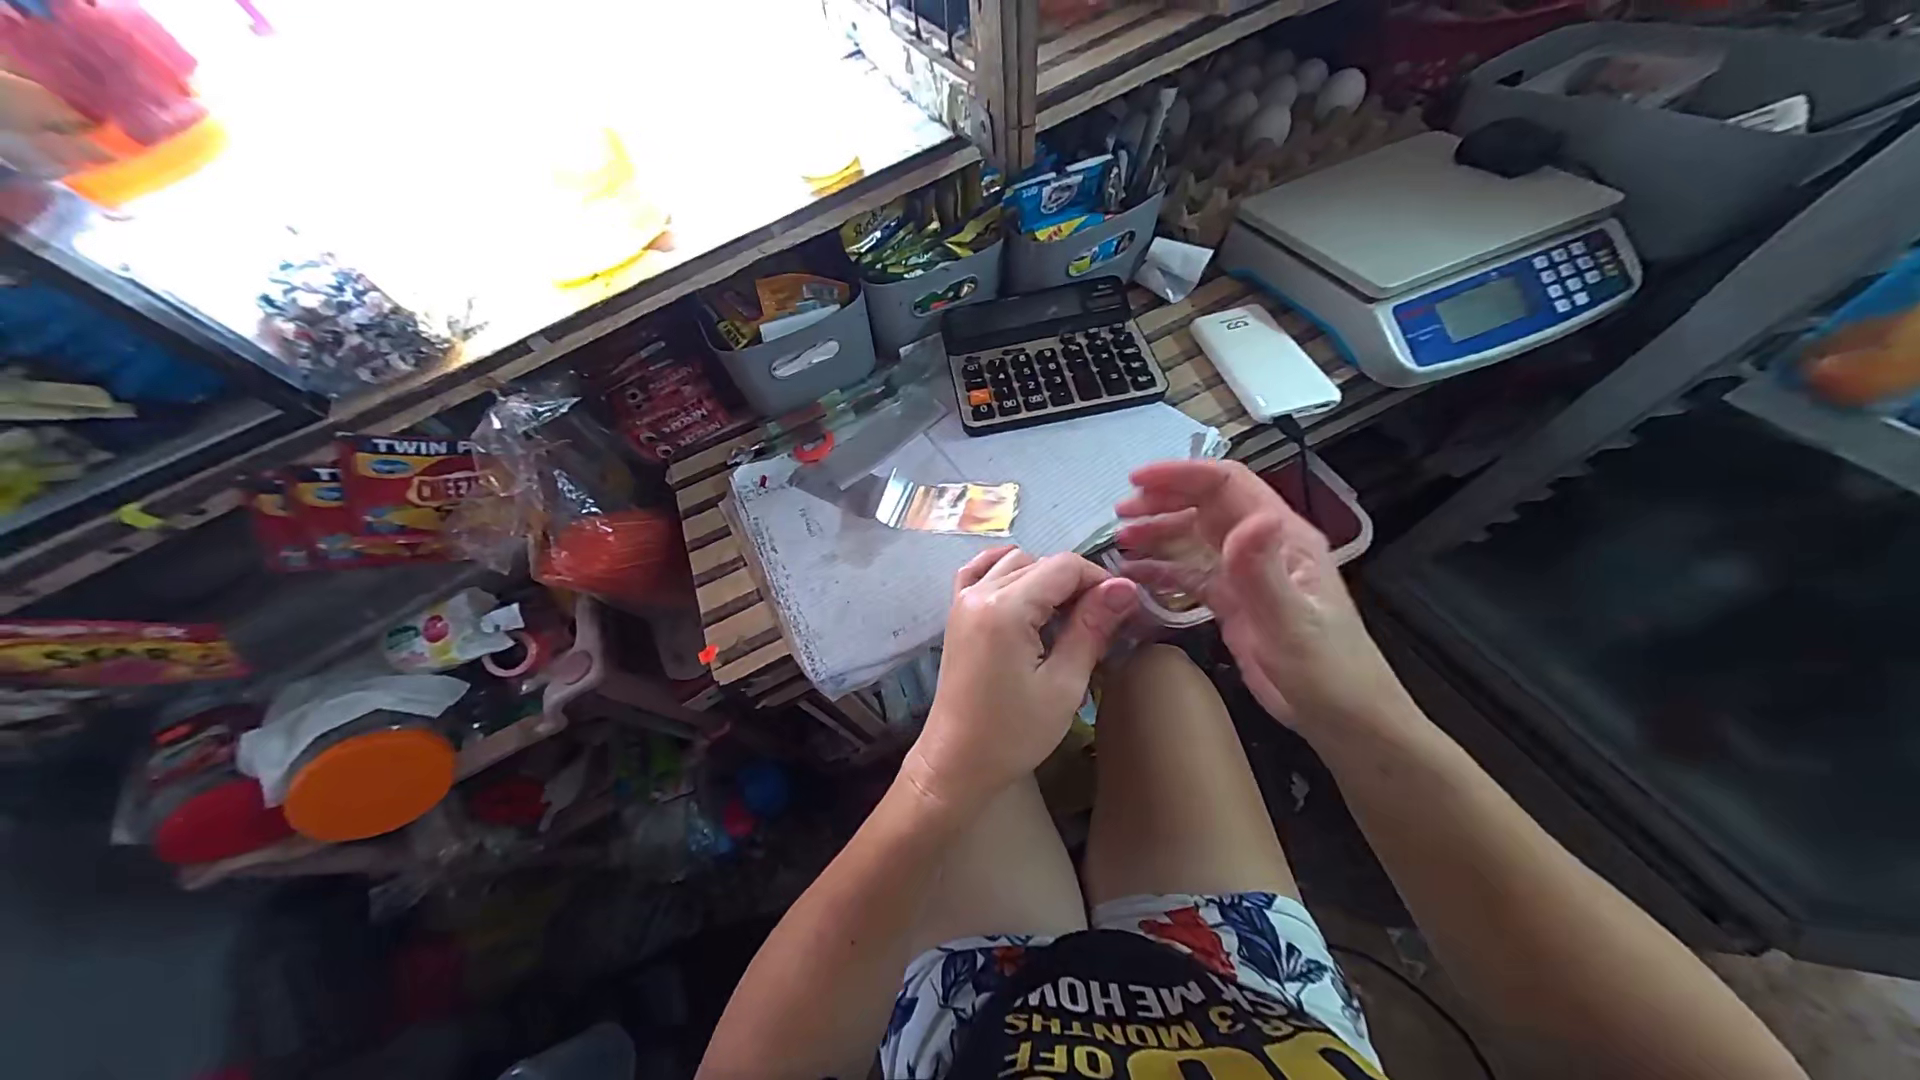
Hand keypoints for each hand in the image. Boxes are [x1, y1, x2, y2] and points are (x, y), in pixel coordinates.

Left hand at [904, 547, 1138, 809]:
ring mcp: (962, 600)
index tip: (1122, 608)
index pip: (1063, 566)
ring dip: (1045, 578)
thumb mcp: (1063, 685)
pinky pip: (980, 571)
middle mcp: (979, 593)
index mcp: (1005, 608)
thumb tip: (1124, 587)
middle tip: (1100, 621)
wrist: (956, 762)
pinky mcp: (956, 613)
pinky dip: (1006, 571)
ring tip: (1065, 616)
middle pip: (1040, 561)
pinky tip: (1026, 591)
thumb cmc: (1012, 734)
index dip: (1099, 580)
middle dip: (1076, 582)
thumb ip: (1091, 628)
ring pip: (1014, 562)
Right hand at [1115, 459, 1413, 735]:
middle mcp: (1262, 545)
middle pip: (1205, 505)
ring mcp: (1246, 573)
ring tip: (1120, 541)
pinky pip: (1191, 573)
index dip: (1181, 475)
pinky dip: (1161, 570)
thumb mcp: (1291, 622)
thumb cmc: (1327, 671)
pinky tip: (1134, 575)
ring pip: (1194, 537)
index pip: (1227, 485)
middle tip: (1120, 516)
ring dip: (1157, 533)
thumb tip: (1249, 519)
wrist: (1343, 719)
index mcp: (1282, 536)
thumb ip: (1264, 571)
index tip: (1136, 480)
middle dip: (1161, 501)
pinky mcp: (1233, 601)